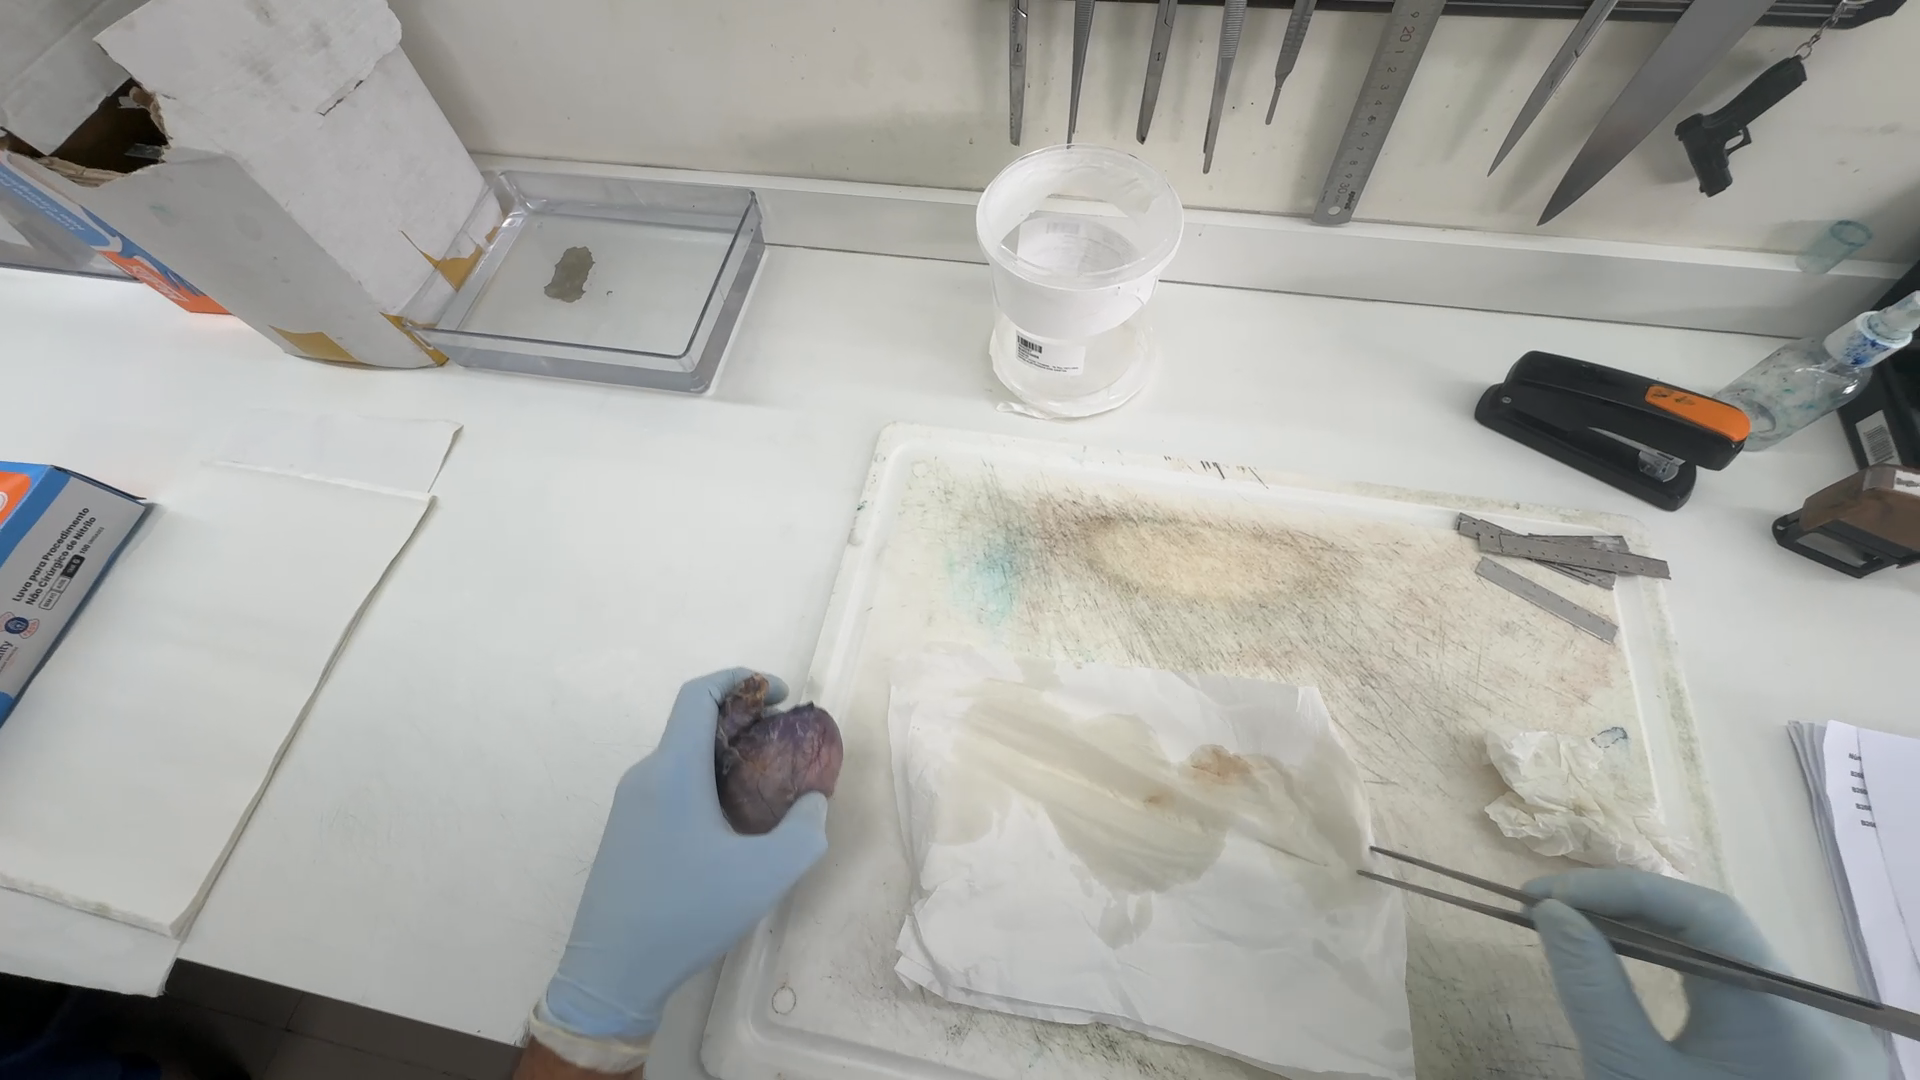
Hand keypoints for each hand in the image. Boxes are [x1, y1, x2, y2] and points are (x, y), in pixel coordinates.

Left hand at [538, 670, 828, 1046]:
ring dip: (725, 749)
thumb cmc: (687, 913)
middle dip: (743, 717)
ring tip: (764, 781)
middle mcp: (646, 774)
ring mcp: (630, 802)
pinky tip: (729, 818)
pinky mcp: (625, 827)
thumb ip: (807, 828)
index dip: (741, 678)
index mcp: (673, 770)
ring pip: (683, 752)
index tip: (779, 694)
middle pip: (694, 720)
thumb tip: (811, 799)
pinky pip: (671, 780)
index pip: (700, 694)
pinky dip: (706, 775)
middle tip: (782, 740)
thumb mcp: (768, 874)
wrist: (609, 975)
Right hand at [1527, 868, 1880, 1079]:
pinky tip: (1613, 955)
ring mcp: (1807, 1030)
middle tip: (1542, 906)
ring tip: (1567, 923)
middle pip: (1708, 922)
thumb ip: (1589, 983)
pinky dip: (1659, 954)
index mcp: (1783, 1016)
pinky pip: (1721, 975)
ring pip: (1712, 944)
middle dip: (1617, 902)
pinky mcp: (1790, 1045)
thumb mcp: (1627, 1071)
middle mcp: (1810, 1014)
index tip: (1544, 896)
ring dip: (1632, 924)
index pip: (1702, 910)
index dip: (1618, 888)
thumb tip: (1550, 909)